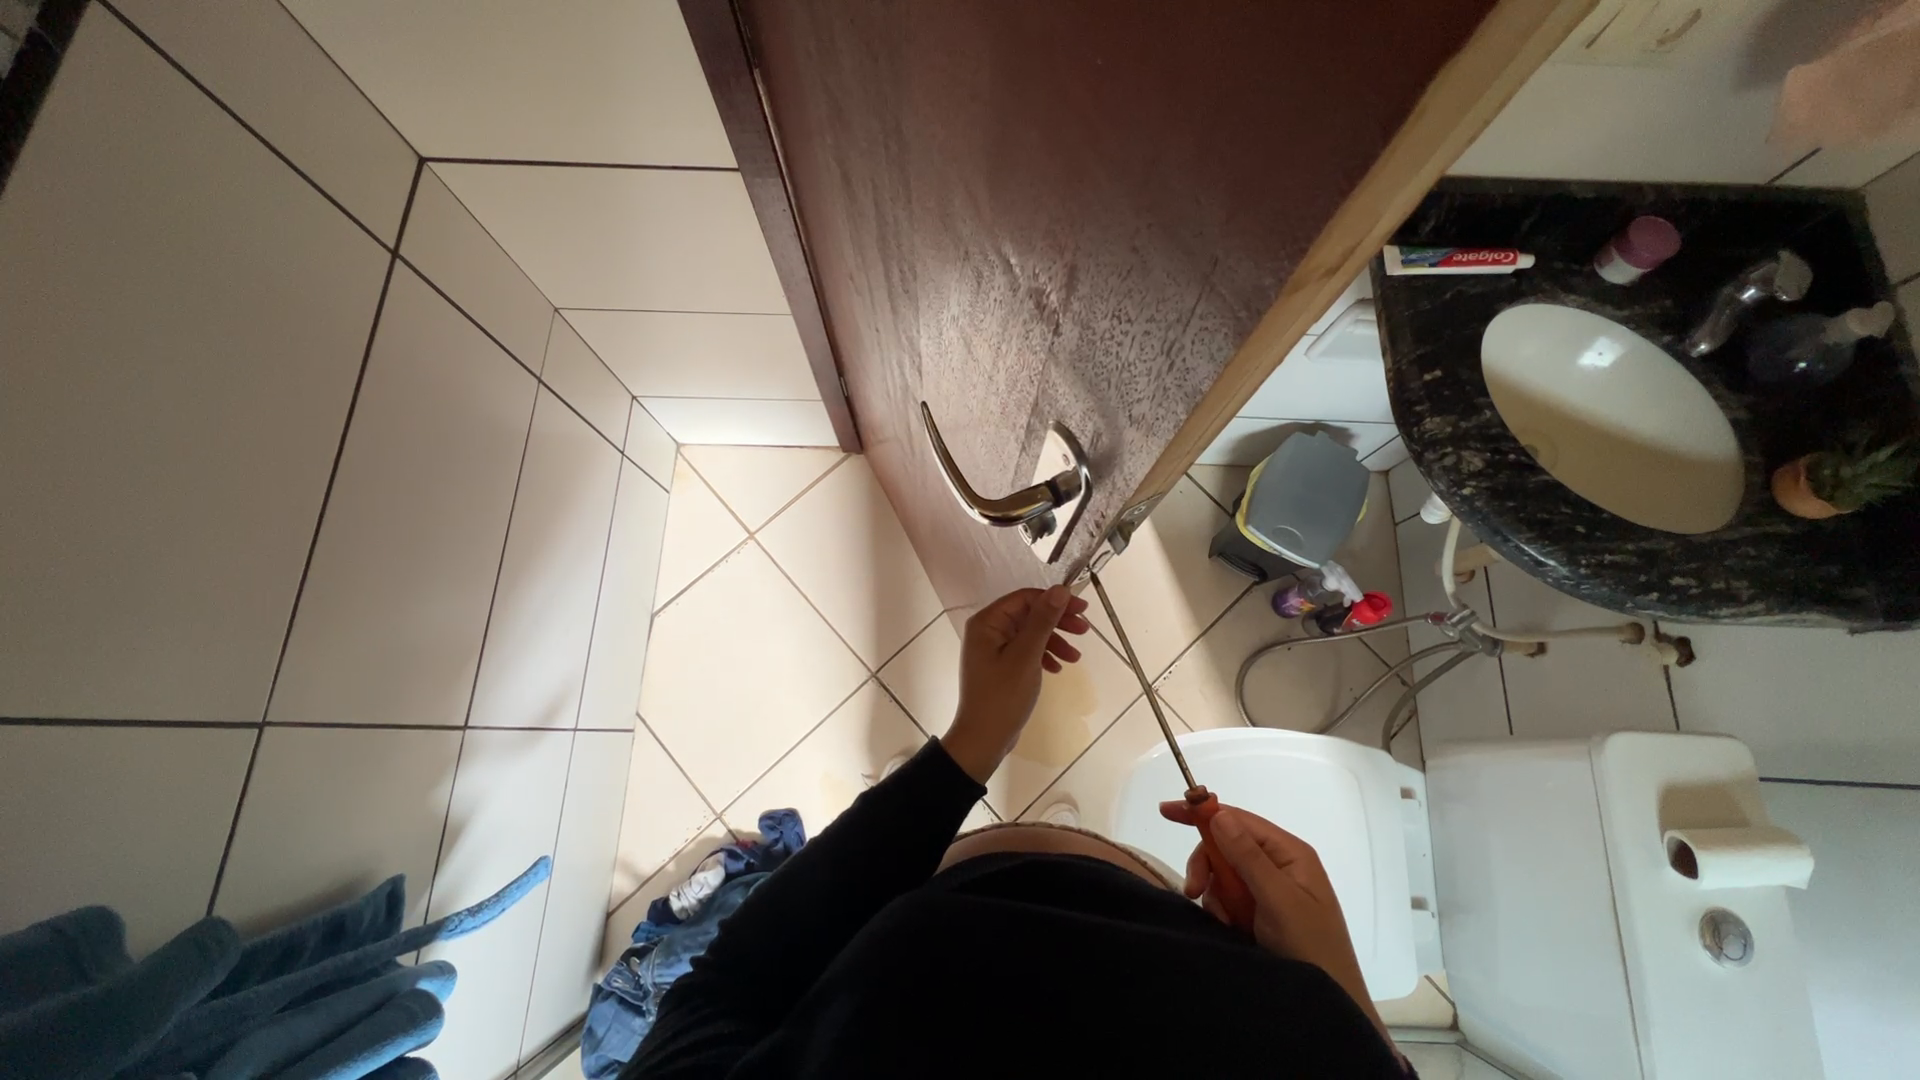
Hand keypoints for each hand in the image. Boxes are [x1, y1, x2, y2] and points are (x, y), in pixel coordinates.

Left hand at [940, 585, 1090, 782]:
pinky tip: (1058, 669)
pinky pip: (1025, 652)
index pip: (1025, 598)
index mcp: (987, 622)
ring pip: (1029, 635)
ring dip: (1054, 642)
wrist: (983, 739)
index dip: (1054, 600)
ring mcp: (992, 650)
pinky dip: (1043, 657)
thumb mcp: (1026, 656)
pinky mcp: (1000, 667)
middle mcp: (987, 631)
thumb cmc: (1003, 695)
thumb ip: (1042, 620)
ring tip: (1075, 658)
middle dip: (1057, 622)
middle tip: (1084, 631)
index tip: (1083, 609)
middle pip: (1028, 615)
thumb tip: (1060, 589)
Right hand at [1159, 802, 1388, 1040]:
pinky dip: (1221, 909)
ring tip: (1222, 920)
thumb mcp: (1278, 900)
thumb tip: (1218, 813)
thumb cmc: (1310, 947)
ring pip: (1222, 873)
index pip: (1238, 819)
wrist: (1329, 1007)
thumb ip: (1248, 856)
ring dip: (1214, 893)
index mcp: (1289, 852)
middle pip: (1226, 846)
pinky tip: (1228, 926)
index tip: (1165, 811)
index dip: (1201, 811)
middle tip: (1193, 891)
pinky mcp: (1260, 911)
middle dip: (1206, 865)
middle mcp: (1279, 864)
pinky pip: (1227, 897)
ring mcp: (1269, 888)